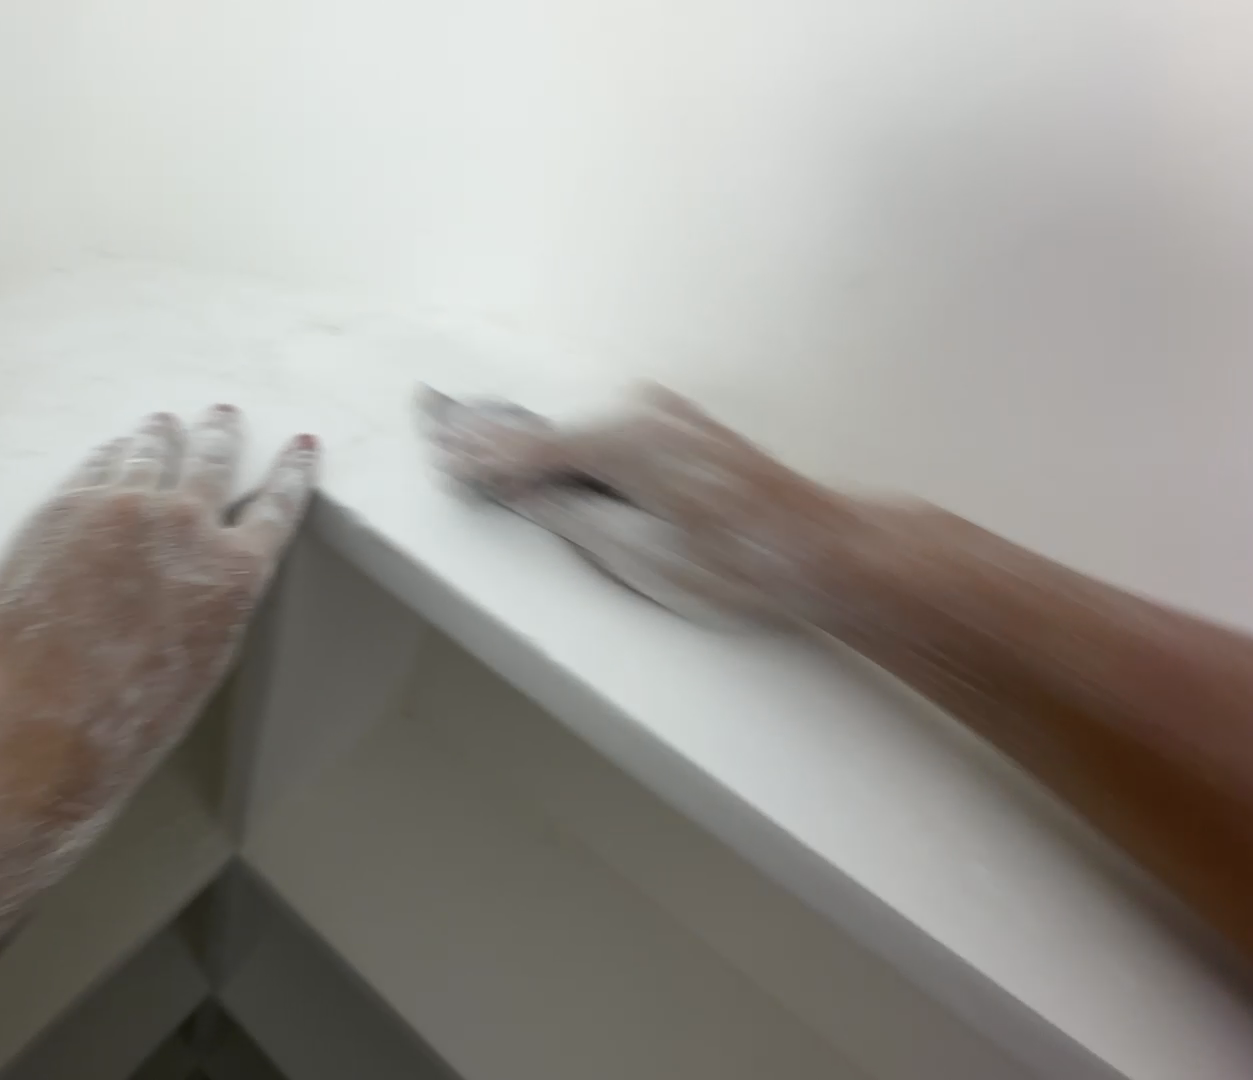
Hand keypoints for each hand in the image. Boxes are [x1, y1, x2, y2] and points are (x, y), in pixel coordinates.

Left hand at [0, 405, 319, 797]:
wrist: (37, 732)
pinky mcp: (63, 507)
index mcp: (234, 572)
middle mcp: (185, 524)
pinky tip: (114, 450)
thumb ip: (213, 596)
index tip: (302, 446)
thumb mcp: (204, 658)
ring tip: (163, 423)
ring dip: (161, 434)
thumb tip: (201, 565)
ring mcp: (120, 507)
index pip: (277, 504)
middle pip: (211, 459)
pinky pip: (97, 465)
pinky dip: (112, 454)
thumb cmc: (129, 719)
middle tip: (223, 414)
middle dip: (221, 433)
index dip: (293, 472)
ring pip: (150, 451)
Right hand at [421, 384, 860, 625]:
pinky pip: (596, 429)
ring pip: (570, 427)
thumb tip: (514, 489)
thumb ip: (566, 512)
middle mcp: (638, 411)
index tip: (439, 455)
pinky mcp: (671, 424)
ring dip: (522, 436)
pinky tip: (531, 441)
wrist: (819, 546)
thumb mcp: (635, 552)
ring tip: (468, 432)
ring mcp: (659, 413)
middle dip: (490, 434)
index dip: (483, 456)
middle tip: (434, 420)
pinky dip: (558, 439)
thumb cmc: (728, 565)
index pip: (531, 448)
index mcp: (624, 441)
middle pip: (546, 428)